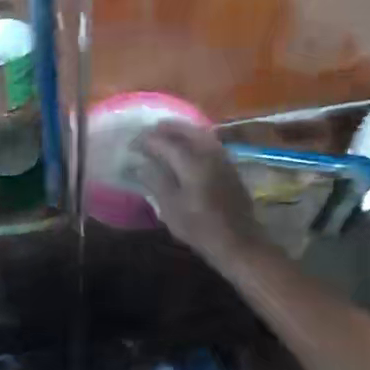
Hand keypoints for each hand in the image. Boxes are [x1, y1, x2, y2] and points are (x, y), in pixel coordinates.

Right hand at [131, 121, 269, 265]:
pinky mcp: (230, 168)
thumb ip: (155, 181)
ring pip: (201, 134)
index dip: (147, 141)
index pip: (165, 142)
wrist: (237, 241)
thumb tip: (140, 165)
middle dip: (167, 128)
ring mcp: (223, 159)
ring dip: (183, 131)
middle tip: (150, 131)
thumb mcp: (170, 208)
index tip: (133, 144)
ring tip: (168, 135)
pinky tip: (188, 148)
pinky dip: (196, 139)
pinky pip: (210, 143)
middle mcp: (209, 154)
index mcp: (192, 163)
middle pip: (187, 130)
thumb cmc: (199, 228)